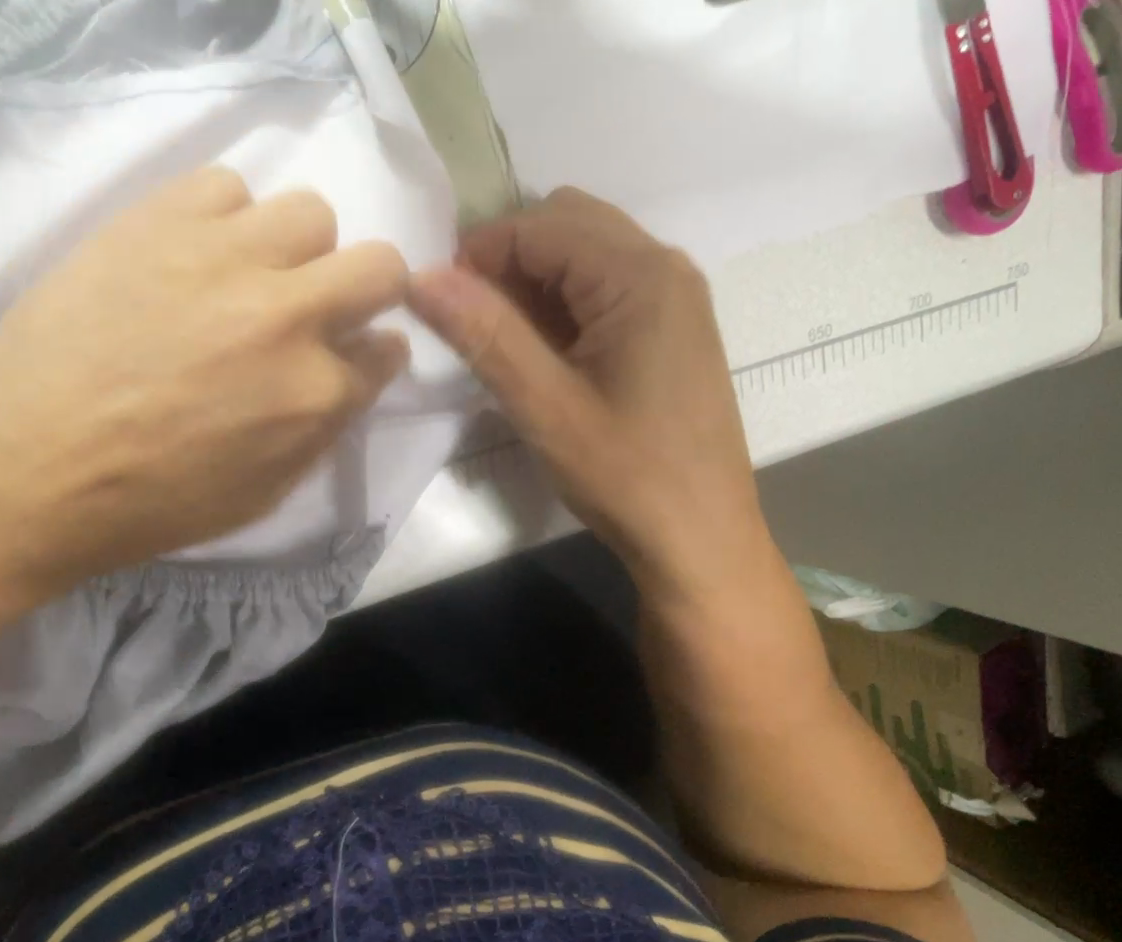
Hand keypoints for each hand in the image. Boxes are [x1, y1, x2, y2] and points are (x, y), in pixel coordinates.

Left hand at [0, 167, 410, 601]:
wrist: (27, 465)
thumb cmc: (144, 503)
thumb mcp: (258, 497)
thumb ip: (320, 432)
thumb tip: (352, 373)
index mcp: (314, 395)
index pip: (386, 350)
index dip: (369, 352)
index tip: (347, 354)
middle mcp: (287, 316)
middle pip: (378, 265)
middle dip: (364, 288)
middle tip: (315, 307)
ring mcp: (225, 258)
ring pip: (310, 214)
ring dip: (294, 249)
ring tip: (245, 276)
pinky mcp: (161, 219)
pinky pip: (227, 186)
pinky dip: (223, 218)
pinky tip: (190, 256)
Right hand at [409, 187, 775, 599]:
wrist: (699, 538)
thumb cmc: (626, 475)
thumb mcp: (545, 407)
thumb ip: (485, 335)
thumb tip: (422, 276)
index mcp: (641, 275)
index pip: (540, 224)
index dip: (478, 253)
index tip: (437, 305)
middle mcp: (664, 267)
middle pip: (566, 223)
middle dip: (506, 260)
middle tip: (468, 323)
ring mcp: (672, 297)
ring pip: (584, 253)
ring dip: (532, 282)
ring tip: (501, 344)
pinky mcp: (670, 328)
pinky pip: (604, 287)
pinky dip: (561, 304)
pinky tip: (541, 355)